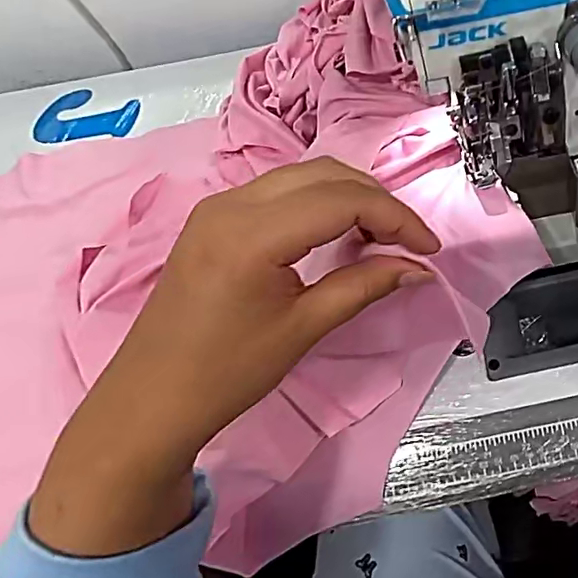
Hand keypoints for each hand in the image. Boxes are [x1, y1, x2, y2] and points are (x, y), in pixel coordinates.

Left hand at [28, 158, 440, 555]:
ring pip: (304, 175)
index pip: (344, 200)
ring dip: (350, 196)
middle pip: (326, 175)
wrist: (148, 402)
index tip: (428, 249)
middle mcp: (232, 203)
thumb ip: (365, 286)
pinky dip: (319, 201)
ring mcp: (218, 205)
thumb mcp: (304, 328)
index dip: (396, 218)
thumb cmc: (226, 374)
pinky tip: (337, 230)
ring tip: (380, 235)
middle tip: (408, 240)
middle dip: (377, 200)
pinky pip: (281, 189)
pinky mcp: (214, 216)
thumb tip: (418, 268)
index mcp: (252, 234)